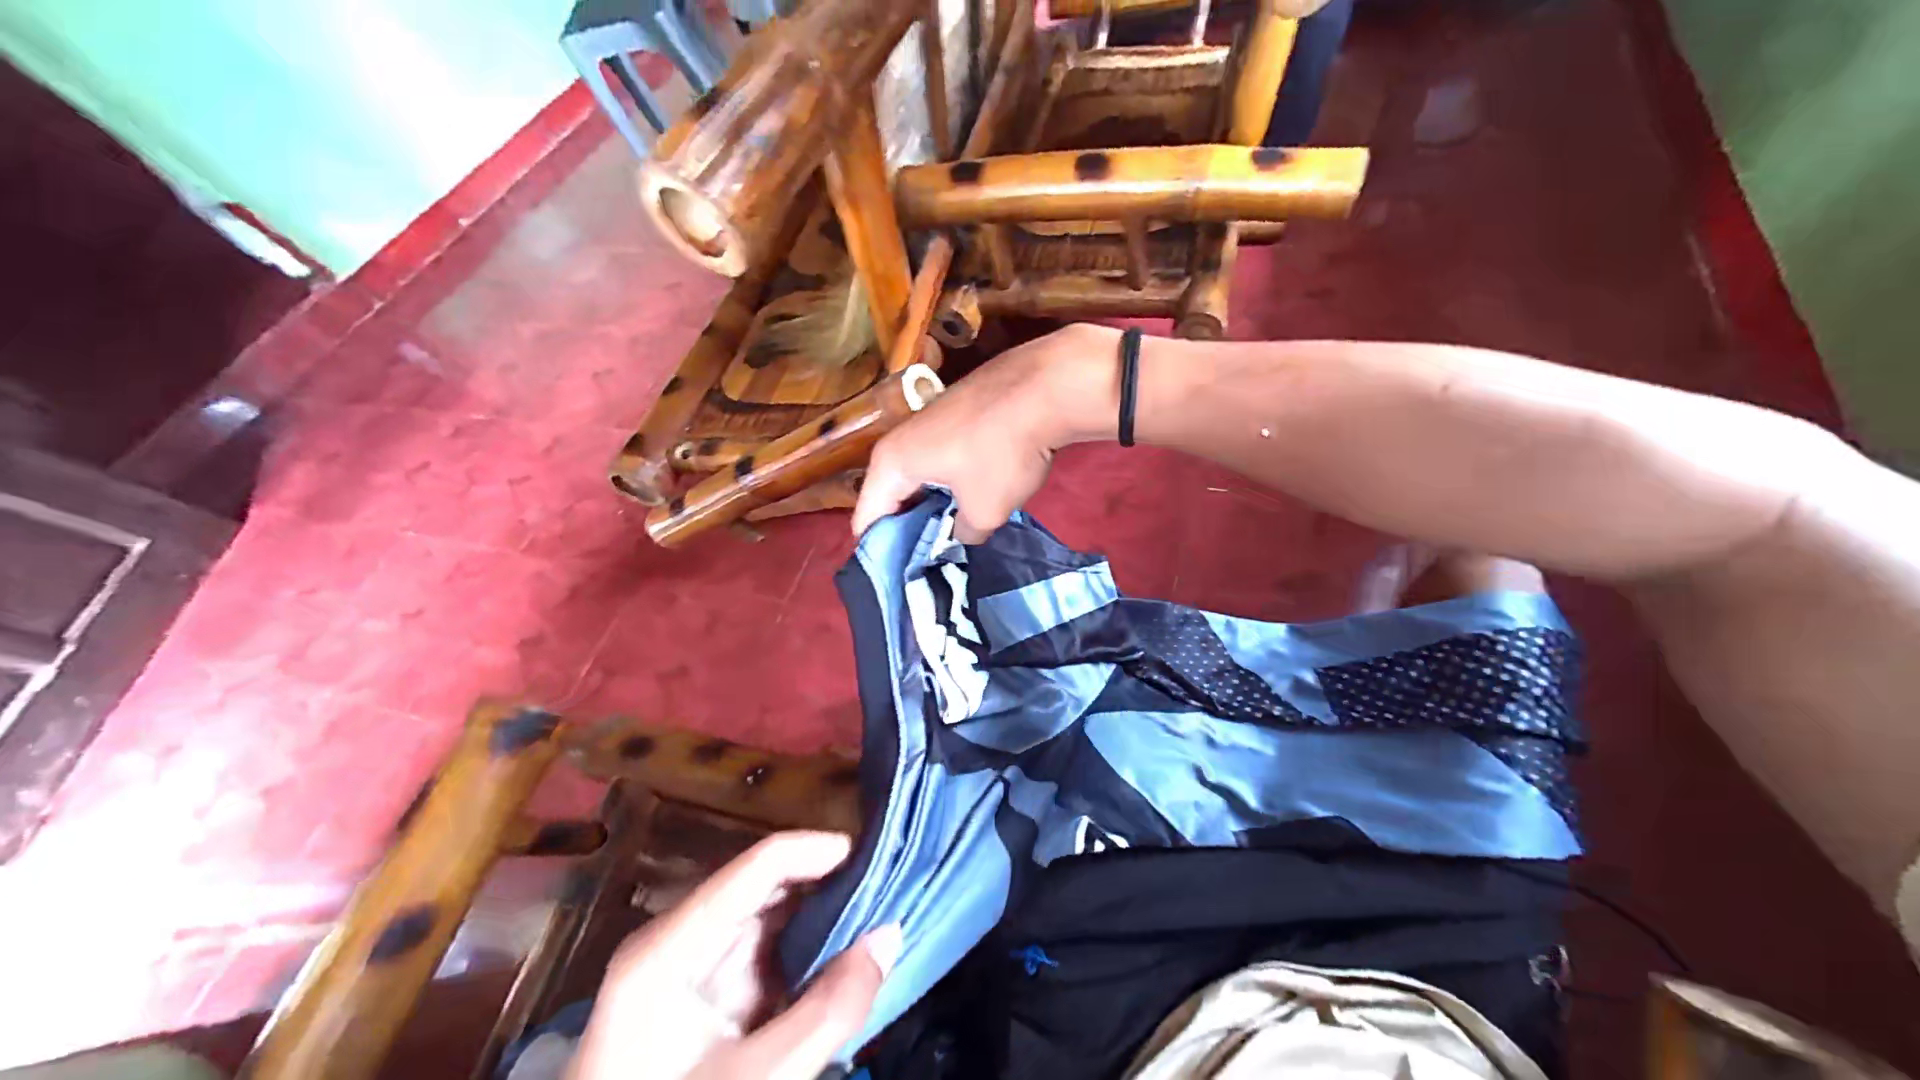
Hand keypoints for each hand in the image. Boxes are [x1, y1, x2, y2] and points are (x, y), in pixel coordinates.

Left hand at [568, 831, 901, 1079]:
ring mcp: (683, 968)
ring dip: (822, 920)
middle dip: (830, 886)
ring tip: (879, 921)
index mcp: (670, 946)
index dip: (822, 852)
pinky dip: (804, 953)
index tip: (882, 860)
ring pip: (767, 918)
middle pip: (764, 885)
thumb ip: (829, 1010)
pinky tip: (842, 963)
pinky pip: (761, 954)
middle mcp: (675, 939)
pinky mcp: (698, 998)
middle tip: (892, 894)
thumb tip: (890, 936)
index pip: (760, 865)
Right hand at [853, 324, 1119, 541]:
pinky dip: (949, 480)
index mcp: (891, 464)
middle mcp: (899, 439)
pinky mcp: (953, 413)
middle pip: (891, 497)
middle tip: (930, 559)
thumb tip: (962, 533)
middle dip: (908, 529)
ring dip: (932, 503)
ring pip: (918, 476)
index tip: (900, 577)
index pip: (867, 519)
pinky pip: (939, 459)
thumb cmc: (1002, 454)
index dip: (881, 553)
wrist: (1045, 388)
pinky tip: (972, 496)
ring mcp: (926, 421)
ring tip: (953, 532)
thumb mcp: (985, 512)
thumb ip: (964, 534)